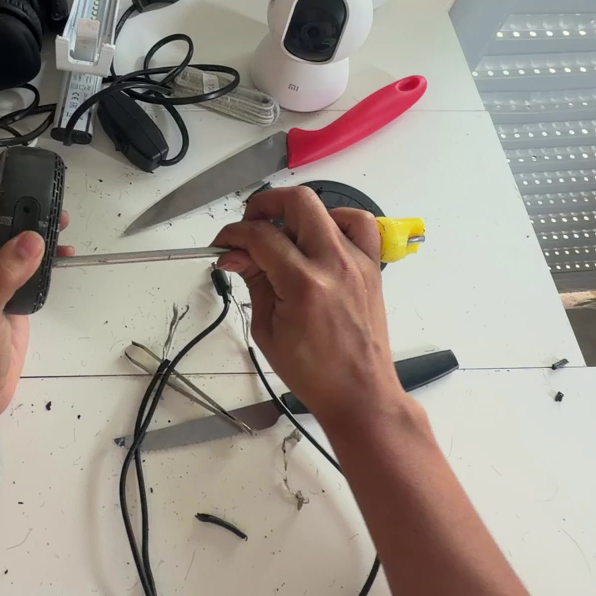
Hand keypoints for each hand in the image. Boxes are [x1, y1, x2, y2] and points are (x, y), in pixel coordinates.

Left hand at [0, 176, 69, 418]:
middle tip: (48, 195)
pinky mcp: (10, 299)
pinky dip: (45, 259)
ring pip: (15, 246)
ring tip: (63, 219)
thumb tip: (33, 237)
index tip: (11, 172)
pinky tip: (64, 253)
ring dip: (36, 233)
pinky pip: (29, 269)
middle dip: (21, 210)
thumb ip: (4, 272)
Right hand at [211, 187, 401, 429]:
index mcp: (303, 285)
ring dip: (298, 212)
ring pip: (327, 207)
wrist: (359, 393)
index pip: (260, 235)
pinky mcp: (371, 266)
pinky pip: (359, 225)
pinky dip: (337, 221)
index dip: (233, 235)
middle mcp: (333, 265)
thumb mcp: (266, 329)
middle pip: (297, 202)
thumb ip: (253, 281)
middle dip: (264, 205)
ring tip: (284, 233)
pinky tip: (320, 238)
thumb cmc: (313, 372)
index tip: (224, 246)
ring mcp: (357, 262)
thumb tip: (235, 254)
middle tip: (250, 226)